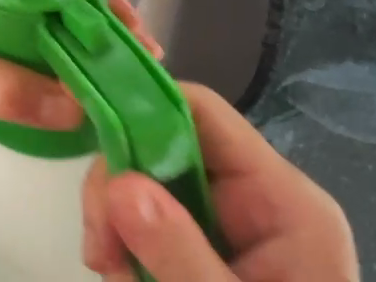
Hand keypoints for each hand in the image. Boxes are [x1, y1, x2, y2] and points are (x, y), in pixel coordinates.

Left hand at [0, 0, 158, 129]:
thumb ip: (9, 89)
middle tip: (135, 61)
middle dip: (98, 16)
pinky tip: (74, 79)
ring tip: (115, 74)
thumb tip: (82, 107)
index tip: (131, 31)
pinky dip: (55, 48)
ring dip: (79, 35)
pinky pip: (30, 27)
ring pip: (46, 6)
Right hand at [81, 83, 356, 281]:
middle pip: (161, 147)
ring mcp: (231, 224)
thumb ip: (178, 252)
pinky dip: (127, 248)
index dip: (140, 111)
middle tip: (99, 250)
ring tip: (113, 274)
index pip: (201, 112)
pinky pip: (150, 224)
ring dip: (116, 226)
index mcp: (283, 199)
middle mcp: (256, 197)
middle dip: (118, 190)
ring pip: (146, 186)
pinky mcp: (208, 250)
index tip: (92, 153)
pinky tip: (127, 279)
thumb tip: (118, 181)